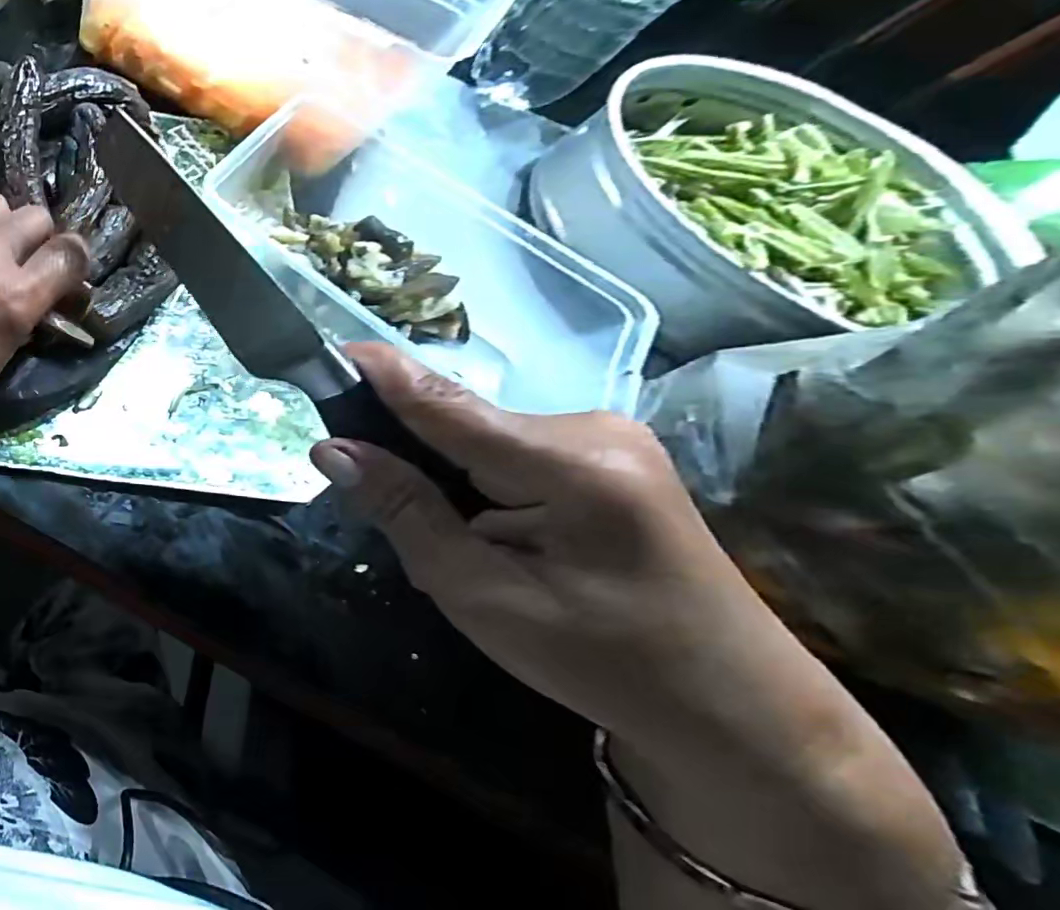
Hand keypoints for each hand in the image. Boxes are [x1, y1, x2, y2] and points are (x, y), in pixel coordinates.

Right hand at [309, 343, 840, 758]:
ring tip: (440, 535)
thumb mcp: (484, 597)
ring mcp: (607, 436)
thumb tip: (333, 451)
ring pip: (482, 434)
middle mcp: (592, 428)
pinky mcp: (608, 452)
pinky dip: (475, 477)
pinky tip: (482, 528)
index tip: (325, 351)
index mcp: (571, 466)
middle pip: (461, 419)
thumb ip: (406, 514)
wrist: (734, 708)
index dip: (382, 375)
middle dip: (406, 448)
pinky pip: (510, 447)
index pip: (447, 405)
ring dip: (442, 469)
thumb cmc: (603, 663)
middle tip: (376, 507)